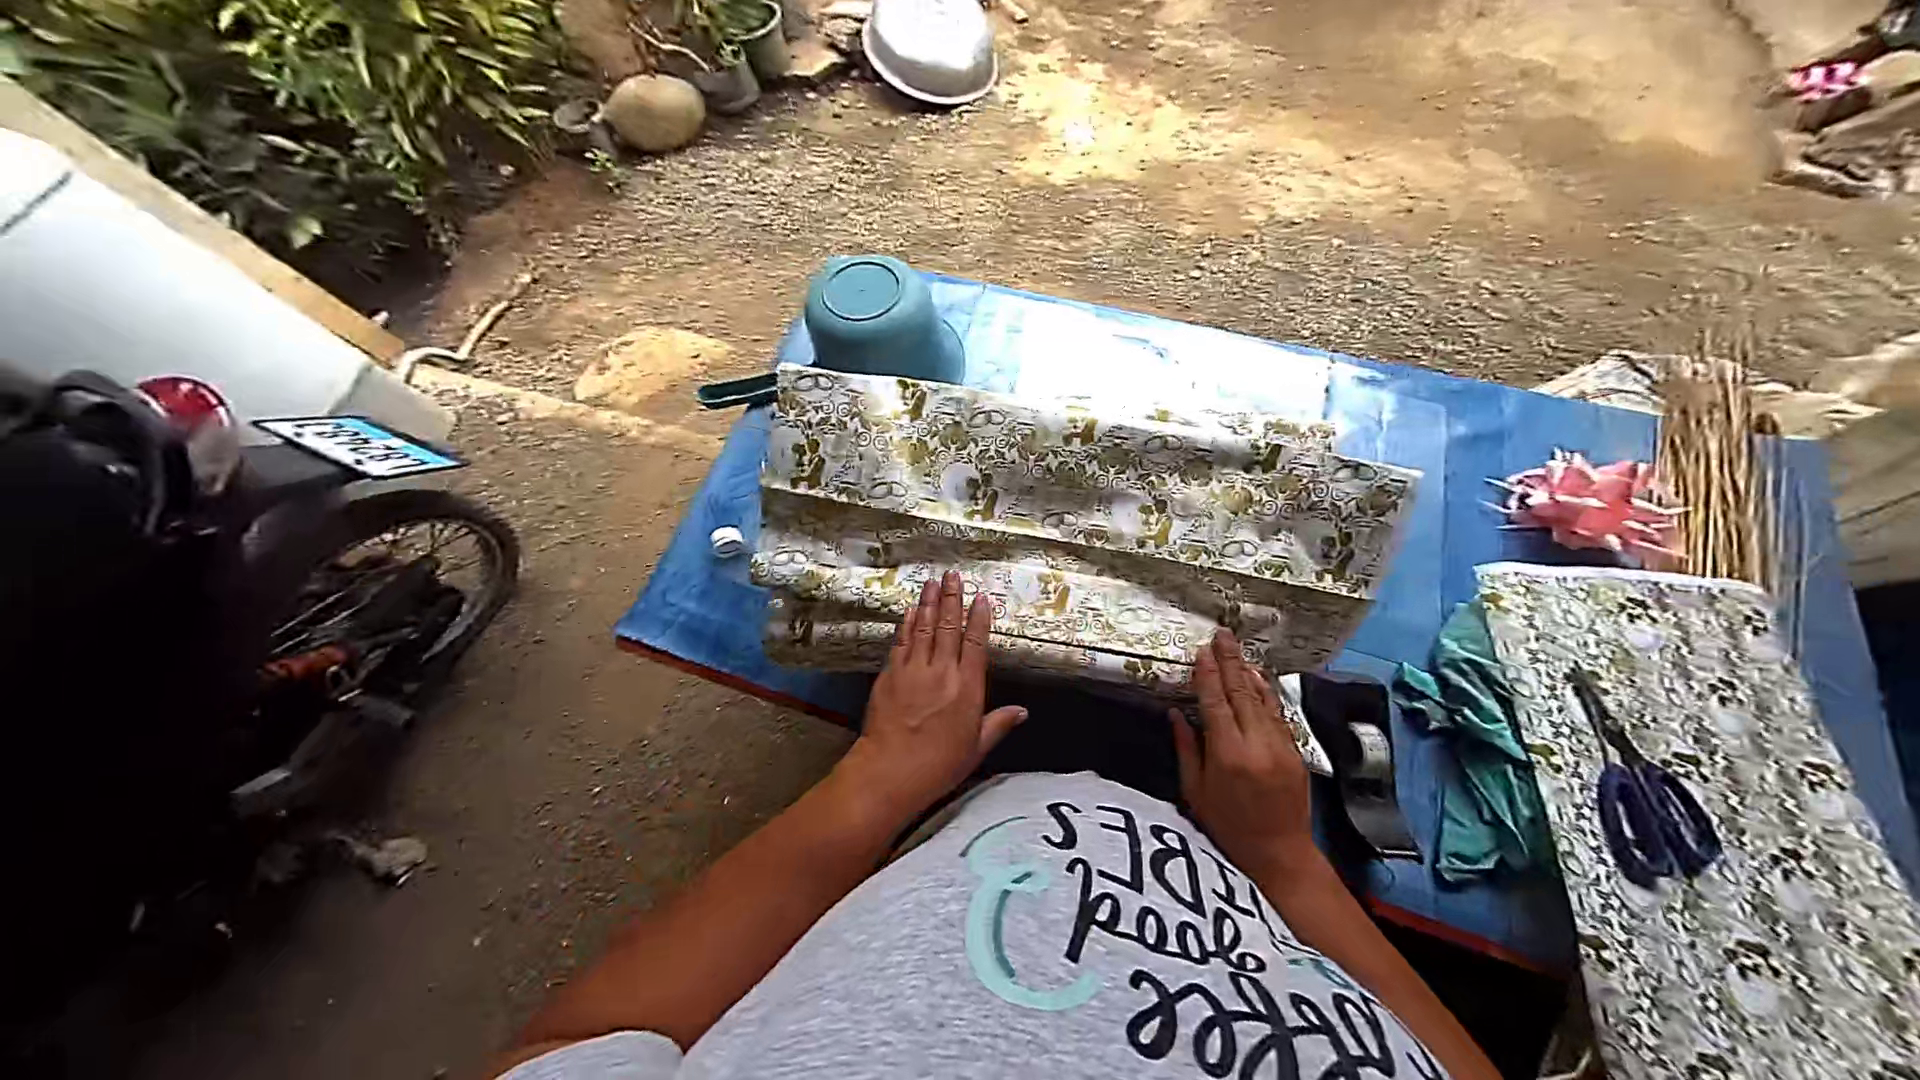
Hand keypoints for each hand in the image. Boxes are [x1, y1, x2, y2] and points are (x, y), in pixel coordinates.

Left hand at [839, 570, 1026, 817]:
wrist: (890, 771)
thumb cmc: (938, 765)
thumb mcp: (976, 747)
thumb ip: (998, 724)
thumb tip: (1022, 712)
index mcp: (967, 688)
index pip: (976, 644)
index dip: (979, 619)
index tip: (981, 598)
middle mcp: (942, 672)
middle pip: (948, 627)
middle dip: (952, 599)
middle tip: (953, 575)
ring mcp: (913, 670)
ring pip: (923, 628)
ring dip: (929, 603)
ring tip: (933, 582)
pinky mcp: (890, 674)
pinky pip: (901, 642)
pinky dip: (907, 624)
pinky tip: (910, 611)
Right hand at [1171, 630, 1318, 878]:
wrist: (1278, 853)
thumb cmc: (1226, 825)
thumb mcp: (1194, 790)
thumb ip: (1186, 748)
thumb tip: (1176, 713)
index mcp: (1228, 755)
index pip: (1215, 703)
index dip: (1208, 675)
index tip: (1201, 652)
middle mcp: (1257, 745)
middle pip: (1241, 693)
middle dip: (1230, 661)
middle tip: (1222, 635)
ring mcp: (1281, 747)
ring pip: (1262, 700)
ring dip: (1248, 672)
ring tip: (1236, 650)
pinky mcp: (1295, 752)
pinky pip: (1277, 714)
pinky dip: (1265, 693)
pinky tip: (1256, 679)